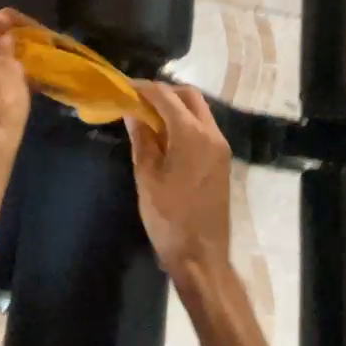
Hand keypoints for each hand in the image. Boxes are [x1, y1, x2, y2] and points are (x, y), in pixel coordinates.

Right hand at [125, 81, 233, 279]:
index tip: (124, 88)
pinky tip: (165, 136)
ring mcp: (220, 147)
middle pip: (189, 96)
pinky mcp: (222, 161)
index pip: (165, 95)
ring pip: (199, 111)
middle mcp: (211, 133)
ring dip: (176, 107)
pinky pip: (204, 128)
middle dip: (164, 92)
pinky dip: (185, 122)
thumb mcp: (146, 176)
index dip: (143, 88)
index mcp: (191, 134)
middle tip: (139, 101)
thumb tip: (133, 112)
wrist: (202, 257)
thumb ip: (141, 139)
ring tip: (149, 118)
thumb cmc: (169, 217)